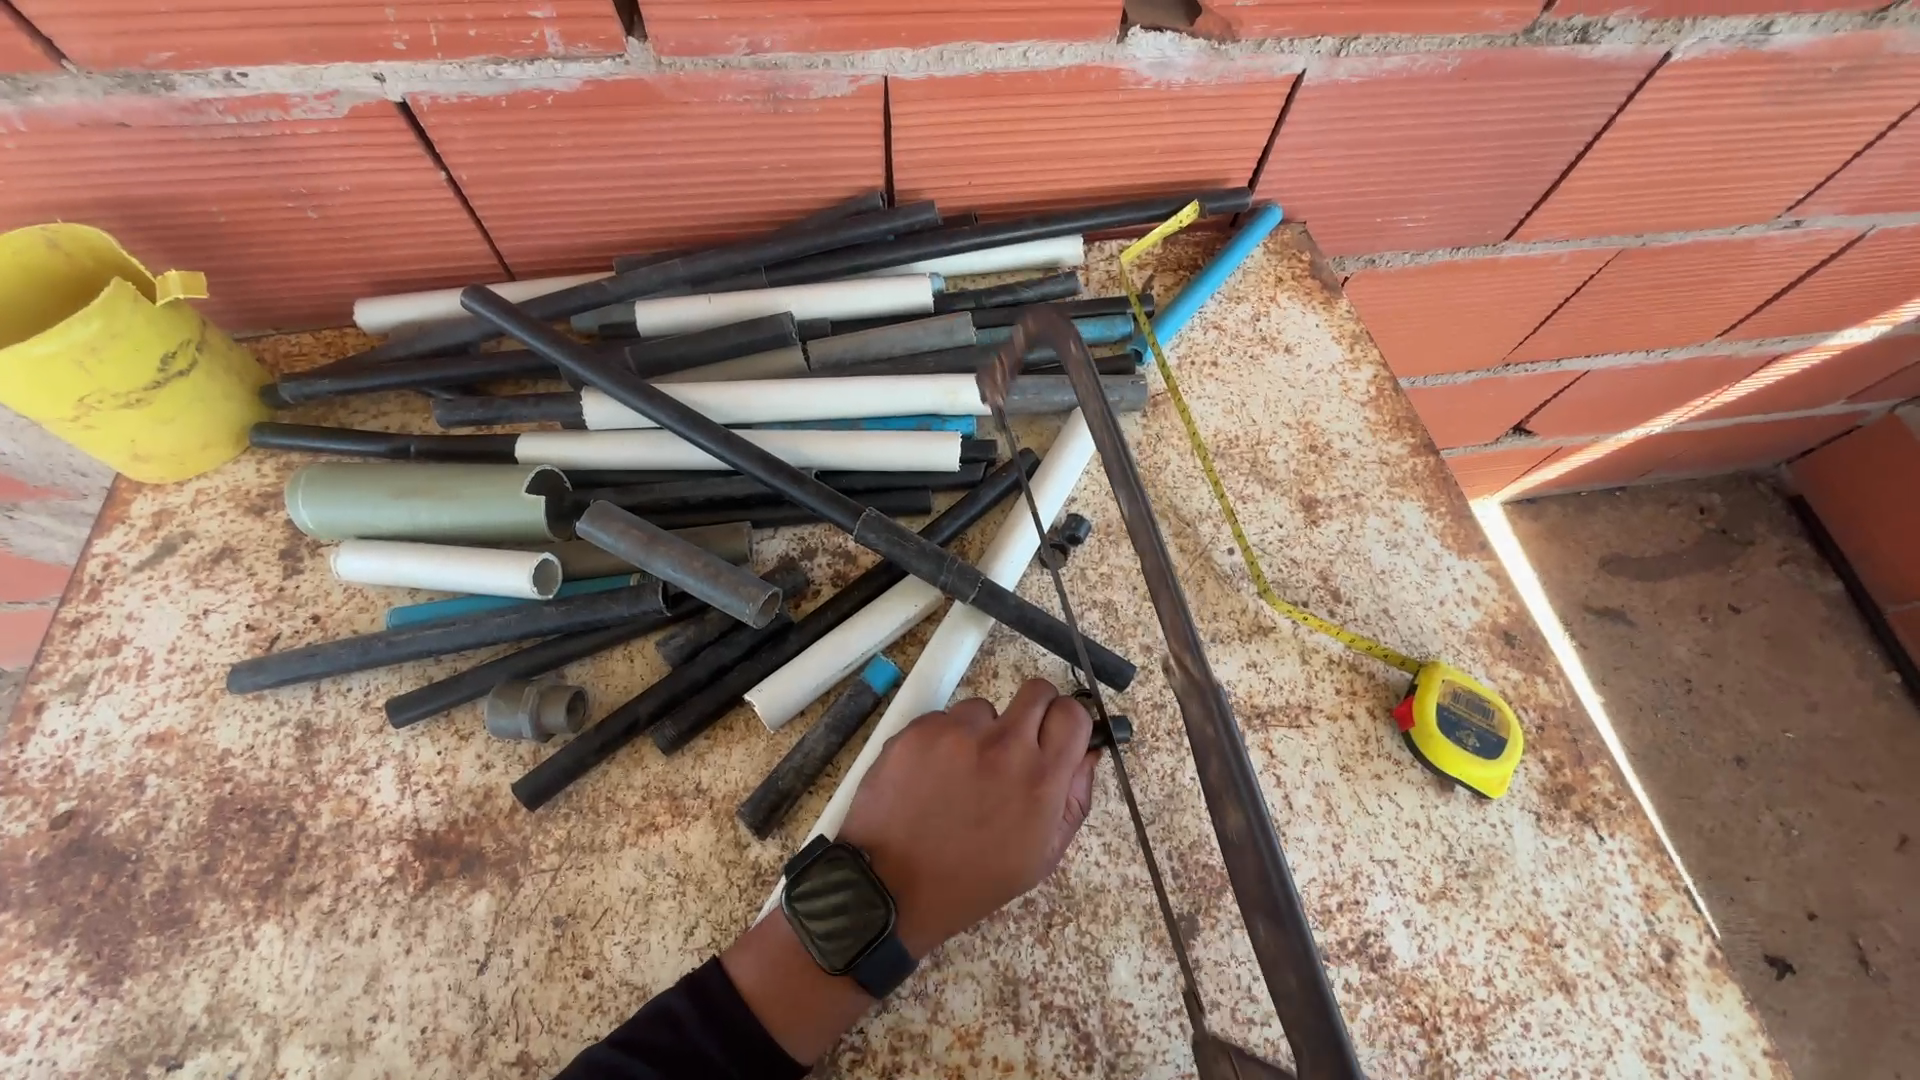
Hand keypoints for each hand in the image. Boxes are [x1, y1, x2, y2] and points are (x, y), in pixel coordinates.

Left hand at [838, 677, 1098, 958]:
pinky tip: (930, 777)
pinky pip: (943, 719)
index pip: (1073, 712)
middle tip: (1015, 744)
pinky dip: (942, 741)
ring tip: (960, 775)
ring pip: (983, 708)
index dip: (1067, 720)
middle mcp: (1004, 745)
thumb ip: (1074, 798)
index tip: (1055, 734)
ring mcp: (957, 733)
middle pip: (1036, 690)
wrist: (892, 888)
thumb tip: (1088, 752)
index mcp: (1041, 779)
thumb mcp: (1041, 856)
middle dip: (1033, 712)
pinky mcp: (919, 729)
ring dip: (981, 731)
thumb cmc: (973, 880)